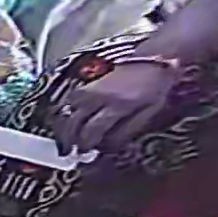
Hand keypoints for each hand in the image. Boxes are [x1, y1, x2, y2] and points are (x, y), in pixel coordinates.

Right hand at [53, 60, 177, 154]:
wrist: (148, 63)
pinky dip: (64, 121)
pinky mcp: (77, 91)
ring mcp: (84, 94)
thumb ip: (128, 129)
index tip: (87, 153)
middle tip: (69, 153)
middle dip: (70, 141)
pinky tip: (68, 128)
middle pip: (74, 125)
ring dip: (63, 133)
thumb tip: (107, 147)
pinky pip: (65, 110)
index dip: (88, 144)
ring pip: (65, 118)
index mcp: (120, 104)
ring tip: (65, 144)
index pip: (95, 129)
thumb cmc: (154, 87)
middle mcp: (97, 98)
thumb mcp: (151, 110)